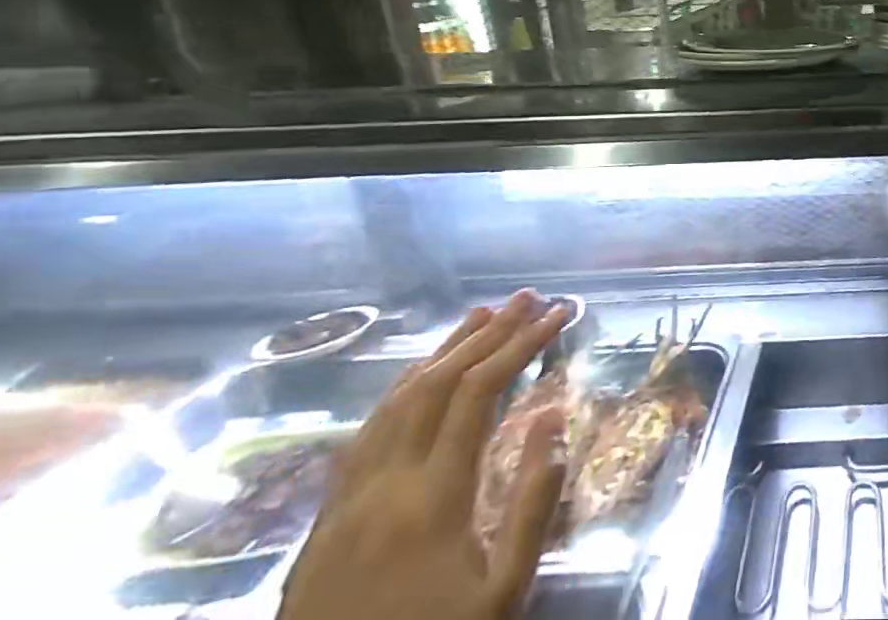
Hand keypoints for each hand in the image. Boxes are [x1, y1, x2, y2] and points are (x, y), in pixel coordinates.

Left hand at [279, 290, 571, 619]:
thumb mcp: (504, 592)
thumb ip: (532, 504)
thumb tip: (552, 423)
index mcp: (433, 497)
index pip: (481, 394)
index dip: (521, 345)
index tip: (558, 315)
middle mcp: (386, 481)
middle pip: (438, 382)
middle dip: (489, 332)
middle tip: (529, 298)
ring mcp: (349, 494)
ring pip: (397, 398)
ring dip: (444, 349)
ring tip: (482, 315)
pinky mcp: (328, 512)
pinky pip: (368, 429)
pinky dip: (403, 387)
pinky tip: (420, 375)